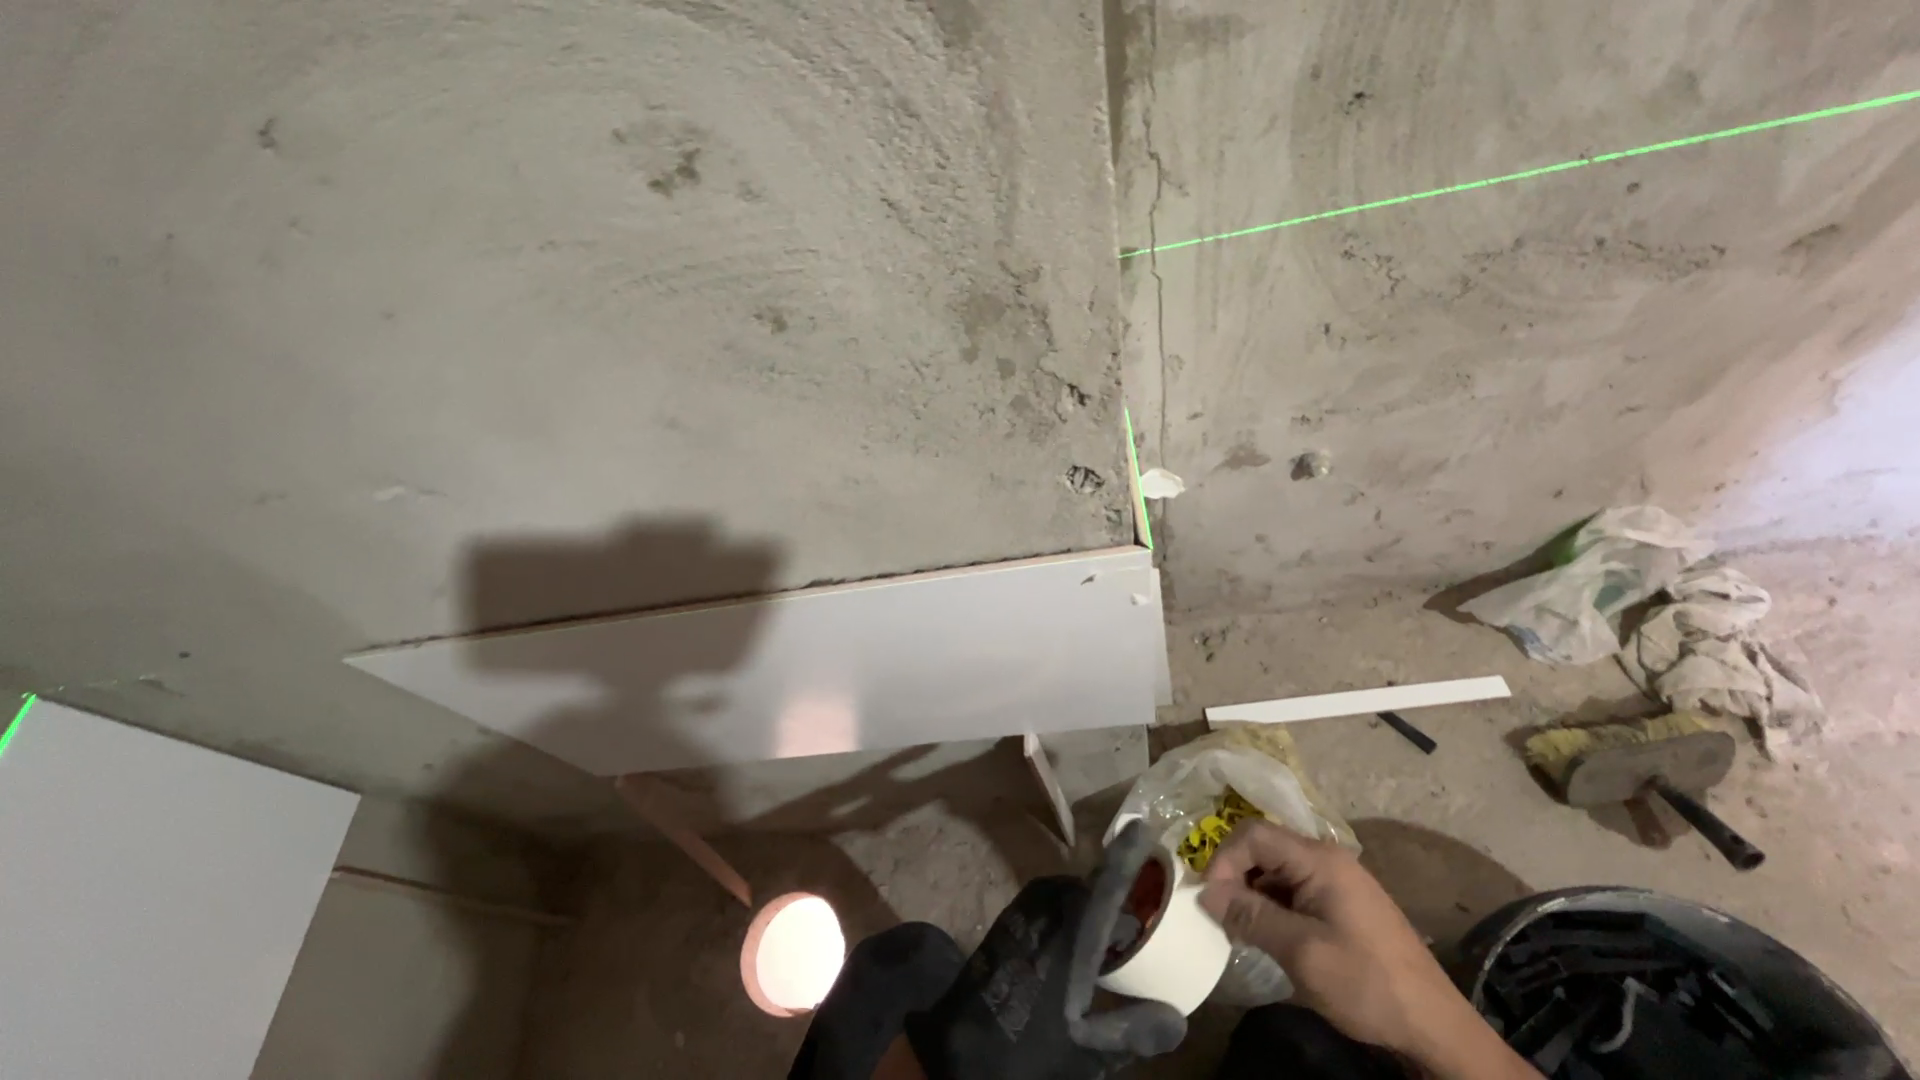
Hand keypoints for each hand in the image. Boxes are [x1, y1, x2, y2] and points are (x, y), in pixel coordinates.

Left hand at [904, 822, 1184, 1079]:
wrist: (956, 1056)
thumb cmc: (1026, 1051)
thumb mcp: (1086, 1053)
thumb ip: (1134, 1032)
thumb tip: (1180, 1018)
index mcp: (1068, 939)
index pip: (1103, 887)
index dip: (1124, 857)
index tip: (1141, 826)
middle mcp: (1043, 915)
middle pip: (1086, 887)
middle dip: (1114, 892)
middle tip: (1139, 917)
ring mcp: (1019, 917)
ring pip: (1064, 893)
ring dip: (1089, 903)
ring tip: (1111, 934)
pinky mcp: (1005, 926)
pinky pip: (1046, 902)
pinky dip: (1068, 911)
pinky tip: (1077, 945)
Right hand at [1197, 820, 1535, 1079]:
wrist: (1434, 1026)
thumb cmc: (1366, 983)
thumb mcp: (1301, 951)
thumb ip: (1251, 916)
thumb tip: (1205, 893)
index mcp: (1319, 860)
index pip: (1252, 834)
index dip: (1223, 861)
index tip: (1210, 901)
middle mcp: (1327, 860)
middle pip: (1263, 848)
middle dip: (1235, 878)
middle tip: (1222, 919)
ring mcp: (1337, 882)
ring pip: (1276, 871)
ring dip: (1252, 895)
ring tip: (1242, 933)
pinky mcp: (1342, 905)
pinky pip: (1293, 890)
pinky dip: (1272, 907)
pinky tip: (1268, 937)